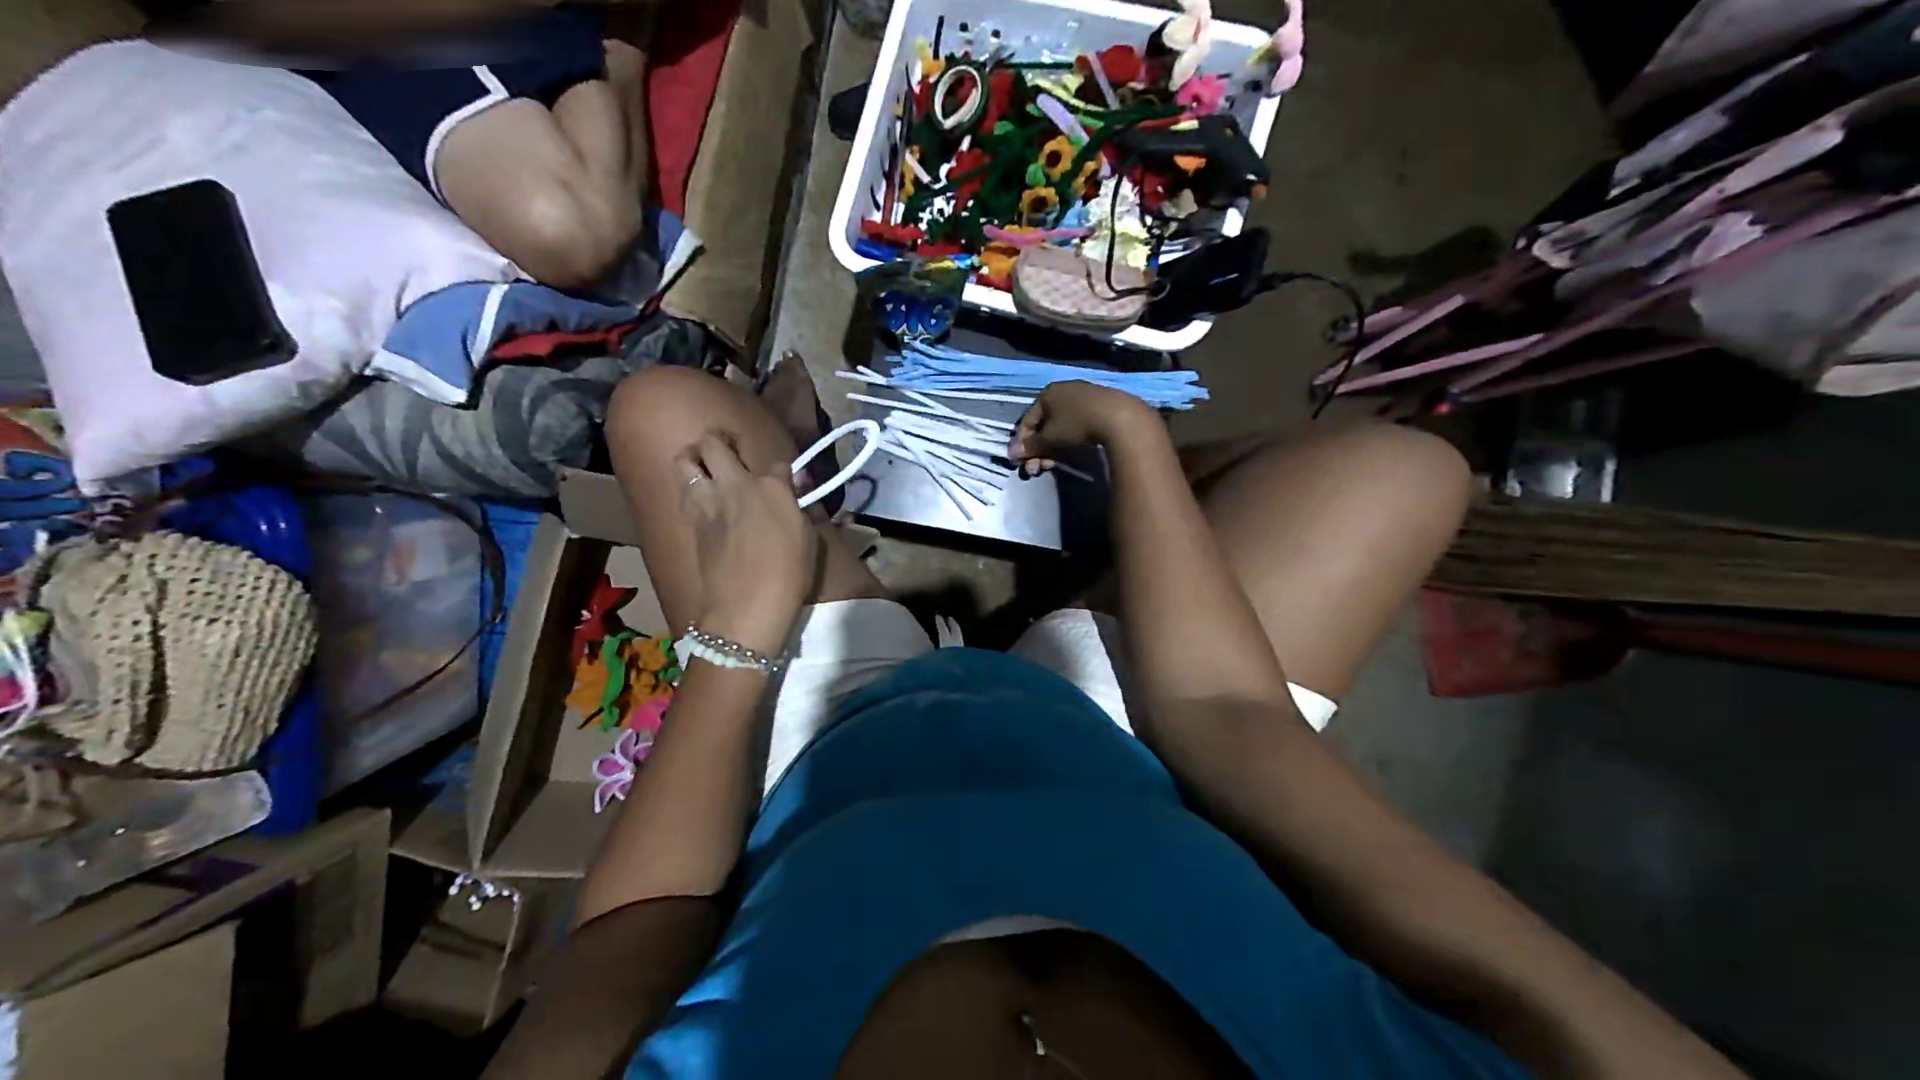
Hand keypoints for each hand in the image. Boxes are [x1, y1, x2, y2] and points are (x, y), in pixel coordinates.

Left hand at [674, 433, 814, 655]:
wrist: (748, 604)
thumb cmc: (789, 573)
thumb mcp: (807, 537)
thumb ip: (796, 507)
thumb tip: (791, 492)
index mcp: (771, 486)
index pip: (777, 463)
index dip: (782, 472)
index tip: (787, 483)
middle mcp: (736, 484)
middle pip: (713, 443)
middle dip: (719, 442)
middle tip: (728, 452)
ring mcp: (708, 501)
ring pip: (684, 461)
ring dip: (693, 460)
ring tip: (704, 469)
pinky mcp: (692, 522)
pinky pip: (684, 492)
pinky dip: (691, 490)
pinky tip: (703, 500)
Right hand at [1008, 381, 1158, 474]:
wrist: (1120, 418)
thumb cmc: (1077, 424)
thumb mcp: (1050, 438)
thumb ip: (1030, 445)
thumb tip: (1012, 452)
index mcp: (1047, 393)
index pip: (1027, 421)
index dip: (1023, 443)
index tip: (1023, 462)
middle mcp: (1063, 390)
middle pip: (1044, 424)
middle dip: (1039, 449)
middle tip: (1040, 468)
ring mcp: (1083, 396)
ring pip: (1061, 426)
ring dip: (1053, 448)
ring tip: (1055, 464)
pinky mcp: (1100, 404)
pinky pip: (1077, 423)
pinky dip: (1070, 439)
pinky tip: (1073, 452)